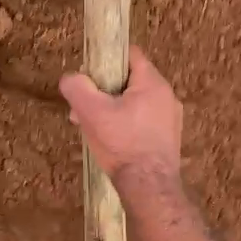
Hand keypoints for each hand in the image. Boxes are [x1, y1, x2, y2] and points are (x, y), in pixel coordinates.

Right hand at [59, 47, 183, 195]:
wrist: (148, 185)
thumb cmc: (121, 142)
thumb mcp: (89, 110)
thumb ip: (76, 86)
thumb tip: (71, 79)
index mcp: (153, 84)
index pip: (130, 54)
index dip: (106, 58)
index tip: (88, 73)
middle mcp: (166, 97)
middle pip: (127, 80)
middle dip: (101, 89)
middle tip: (83, 106)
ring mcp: (169, 118)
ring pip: (132, 101)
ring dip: (109, 108)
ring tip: (90, 126)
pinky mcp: (166, 137)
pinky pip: (139, 119)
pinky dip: (121, 123)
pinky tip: (107, 139)